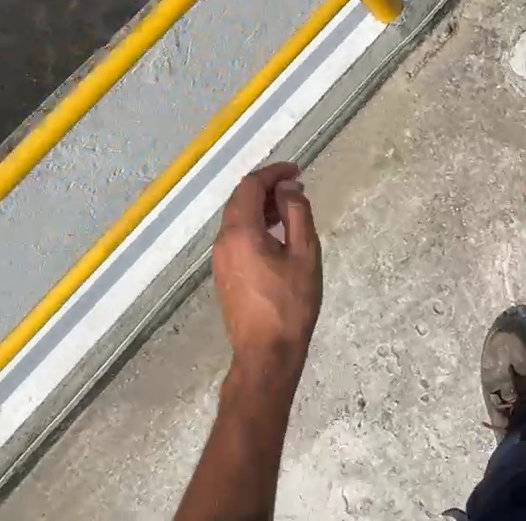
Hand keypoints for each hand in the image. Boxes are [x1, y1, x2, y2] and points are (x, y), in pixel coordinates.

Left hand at [212, 163, 321, 381]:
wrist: (266, 355)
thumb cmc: (291, 303)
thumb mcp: (304, 253)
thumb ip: (296, 213)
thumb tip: (288, 188)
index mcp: (241, 232)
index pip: (250, 186)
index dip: (273, 172)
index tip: (297, 171)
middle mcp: (223, 241)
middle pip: (240, 199)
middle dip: (267, 187)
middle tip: (296, 187)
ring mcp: (220, 260)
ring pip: (237, 218)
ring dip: (261, 206)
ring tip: (291, 209)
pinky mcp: (224, 274)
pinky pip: (237, 236)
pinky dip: (255, 224)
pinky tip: (278, 235)